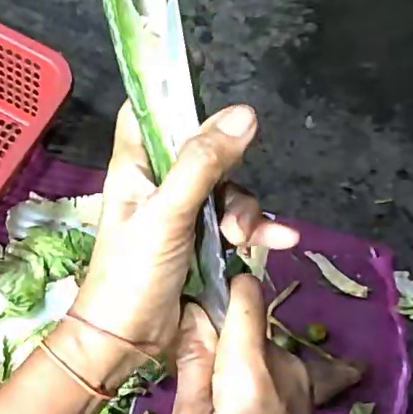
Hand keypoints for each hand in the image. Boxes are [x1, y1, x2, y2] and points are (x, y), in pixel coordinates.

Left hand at [71, 103, 297, 359]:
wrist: (130, 342)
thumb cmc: (132, 275)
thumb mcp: (167, 214)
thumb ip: (204, 164)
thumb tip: (244, 114)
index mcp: (136, 168)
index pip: (147, 112)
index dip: (171, 91)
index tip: (205, 71)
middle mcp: (160, 184)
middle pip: (205, 151)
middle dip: (230, 171)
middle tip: (231, 204)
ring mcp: (184, 214)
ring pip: (229, 190)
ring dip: (245, 211)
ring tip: (244, 239)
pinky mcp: (204, 243)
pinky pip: (239, 224)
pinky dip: (259, 231)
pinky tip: (282, 240)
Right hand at [170, 274, 349, 413]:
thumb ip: (192, 365)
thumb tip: (191, 315)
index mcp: (253, 364)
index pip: (246, 290)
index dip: (220, 290)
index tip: (195, 315)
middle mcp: (284, 358)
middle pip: (246, 322)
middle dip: (218, 340)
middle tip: (195, 386)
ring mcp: (301, 376)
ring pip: (255, 348)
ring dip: (232, 366)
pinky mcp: (308, 394)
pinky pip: (269, 370)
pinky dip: (249, 383)